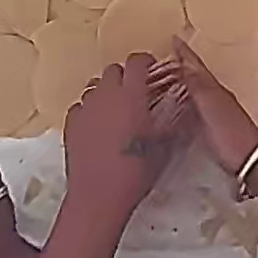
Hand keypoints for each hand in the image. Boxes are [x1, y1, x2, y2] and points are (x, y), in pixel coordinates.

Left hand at [63, 54, 183, 213]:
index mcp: (132, 93)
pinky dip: (88, 110)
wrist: (99, 197)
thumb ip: (174, 121)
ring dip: (106, 92)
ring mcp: (86, 108)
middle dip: (125, 76)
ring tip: (115, 110)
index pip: (137, 61)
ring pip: (95, 86)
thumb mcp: (164, 145)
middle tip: (134, 93)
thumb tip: (186, 108)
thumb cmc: (136, 170)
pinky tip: (96, 126)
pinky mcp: (71, 124)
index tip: (152, 71)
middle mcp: (107, 94)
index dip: (145, 62)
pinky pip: (80, 106)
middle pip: (114, 70)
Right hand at [173, 39, 257, 176]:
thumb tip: (184, 63)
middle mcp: (216, 95)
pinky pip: (199, 104)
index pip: (196, 65)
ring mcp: (218, 110)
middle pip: (198, 73)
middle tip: (169, 54)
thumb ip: (197, 85)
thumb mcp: (210, 106)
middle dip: (184, 63)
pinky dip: (189, 98)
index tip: (174, 38)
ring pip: (199, 88)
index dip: (185, 52)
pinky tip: (183, 106)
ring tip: (171, 76)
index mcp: (214, 87)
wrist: (250, 159)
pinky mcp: (217, 125)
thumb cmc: (229, 132)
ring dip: (186, 79)